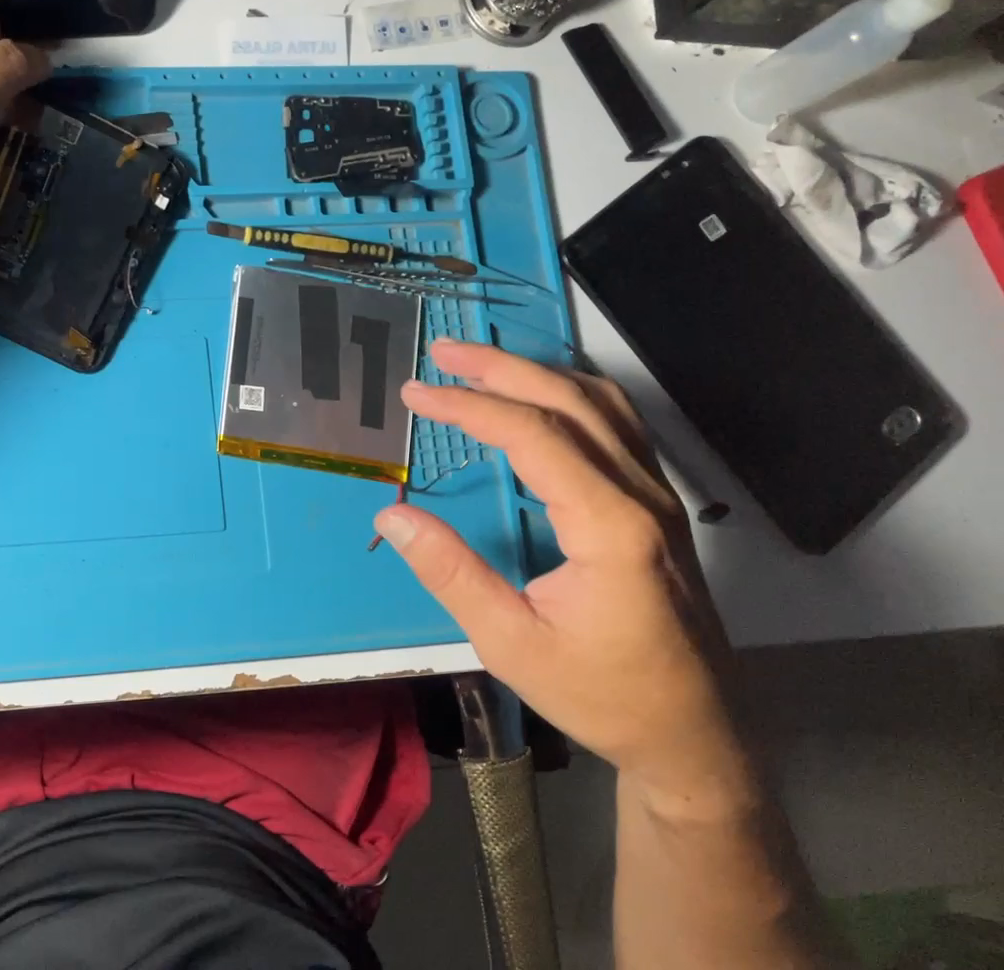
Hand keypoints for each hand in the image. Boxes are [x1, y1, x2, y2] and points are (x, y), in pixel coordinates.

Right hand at [373, 340, 752, 812]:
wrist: (694, 734)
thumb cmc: (600, 693)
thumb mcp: (509, 642)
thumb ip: (450, 572)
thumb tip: (392, 516)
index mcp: (610, 527)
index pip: (534, 436)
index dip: (470, 406)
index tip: (416, 393)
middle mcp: (642, 498)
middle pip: (573, 403)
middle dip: (502, 369)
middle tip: (440, 351)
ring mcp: (658, 500)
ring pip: (603, 408)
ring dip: (537, 374)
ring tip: (479, 364)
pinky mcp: (656, 510)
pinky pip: (615, 431)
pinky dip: (567, 399)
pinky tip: (535, 402)